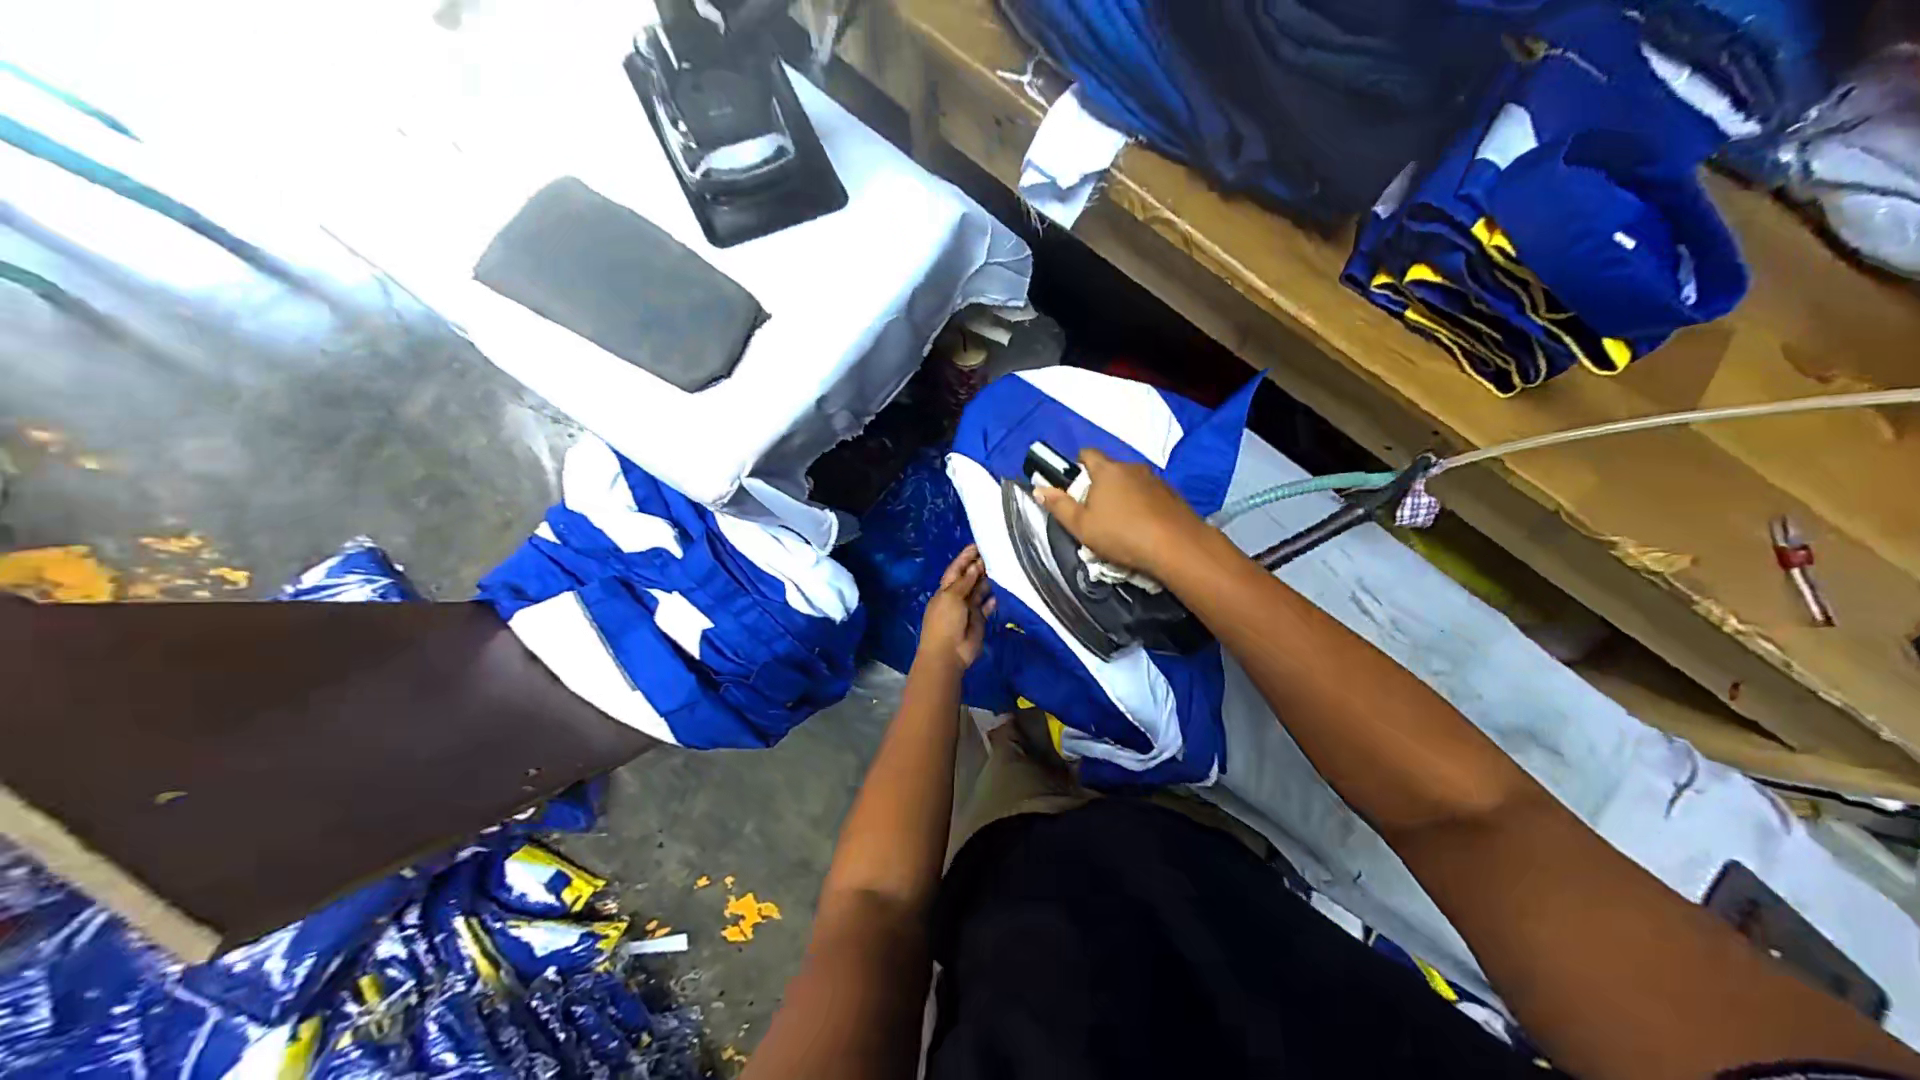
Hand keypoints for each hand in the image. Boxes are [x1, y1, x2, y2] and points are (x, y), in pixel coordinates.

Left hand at [919, 545, 995, 668]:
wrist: (948, 653)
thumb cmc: (945, 621)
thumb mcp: (951, 596)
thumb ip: (965, 582)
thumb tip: (976, 566)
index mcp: (946, 589)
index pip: (957, 568)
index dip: (966, 557)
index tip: (979, 544)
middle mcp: (957, 596)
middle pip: (970, 578)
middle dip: (981, 566)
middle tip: (997, 553)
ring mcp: (968, 609)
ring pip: (981, 591)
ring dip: (989, 581)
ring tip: (1003, 568)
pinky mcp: (979, 620)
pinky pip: (988, 606)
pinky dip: (994, 599)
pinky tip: (1004, 591)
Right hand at [1032, 448, 1205, 576]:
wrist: (1176, 546)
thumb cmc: (1121, 534)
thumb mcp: (1081, 526)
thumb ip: (1059, 506)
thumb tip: (1038, 488)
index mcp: (1106, 470)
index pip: (1087, 454)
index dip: (1076, 467)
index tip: (1073, 489)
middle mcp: (1131, 467)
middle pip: (1109, 470)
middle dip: (1100, 486)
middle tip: (1094, 513)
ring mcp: (1155, 480)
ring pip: (1131, 483)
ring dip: (1123, 497)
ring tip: (1120, 525)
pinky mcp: (1172, 495)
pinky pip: (1149, 495)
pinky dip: (1142, 506)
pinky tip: (1142, 528)